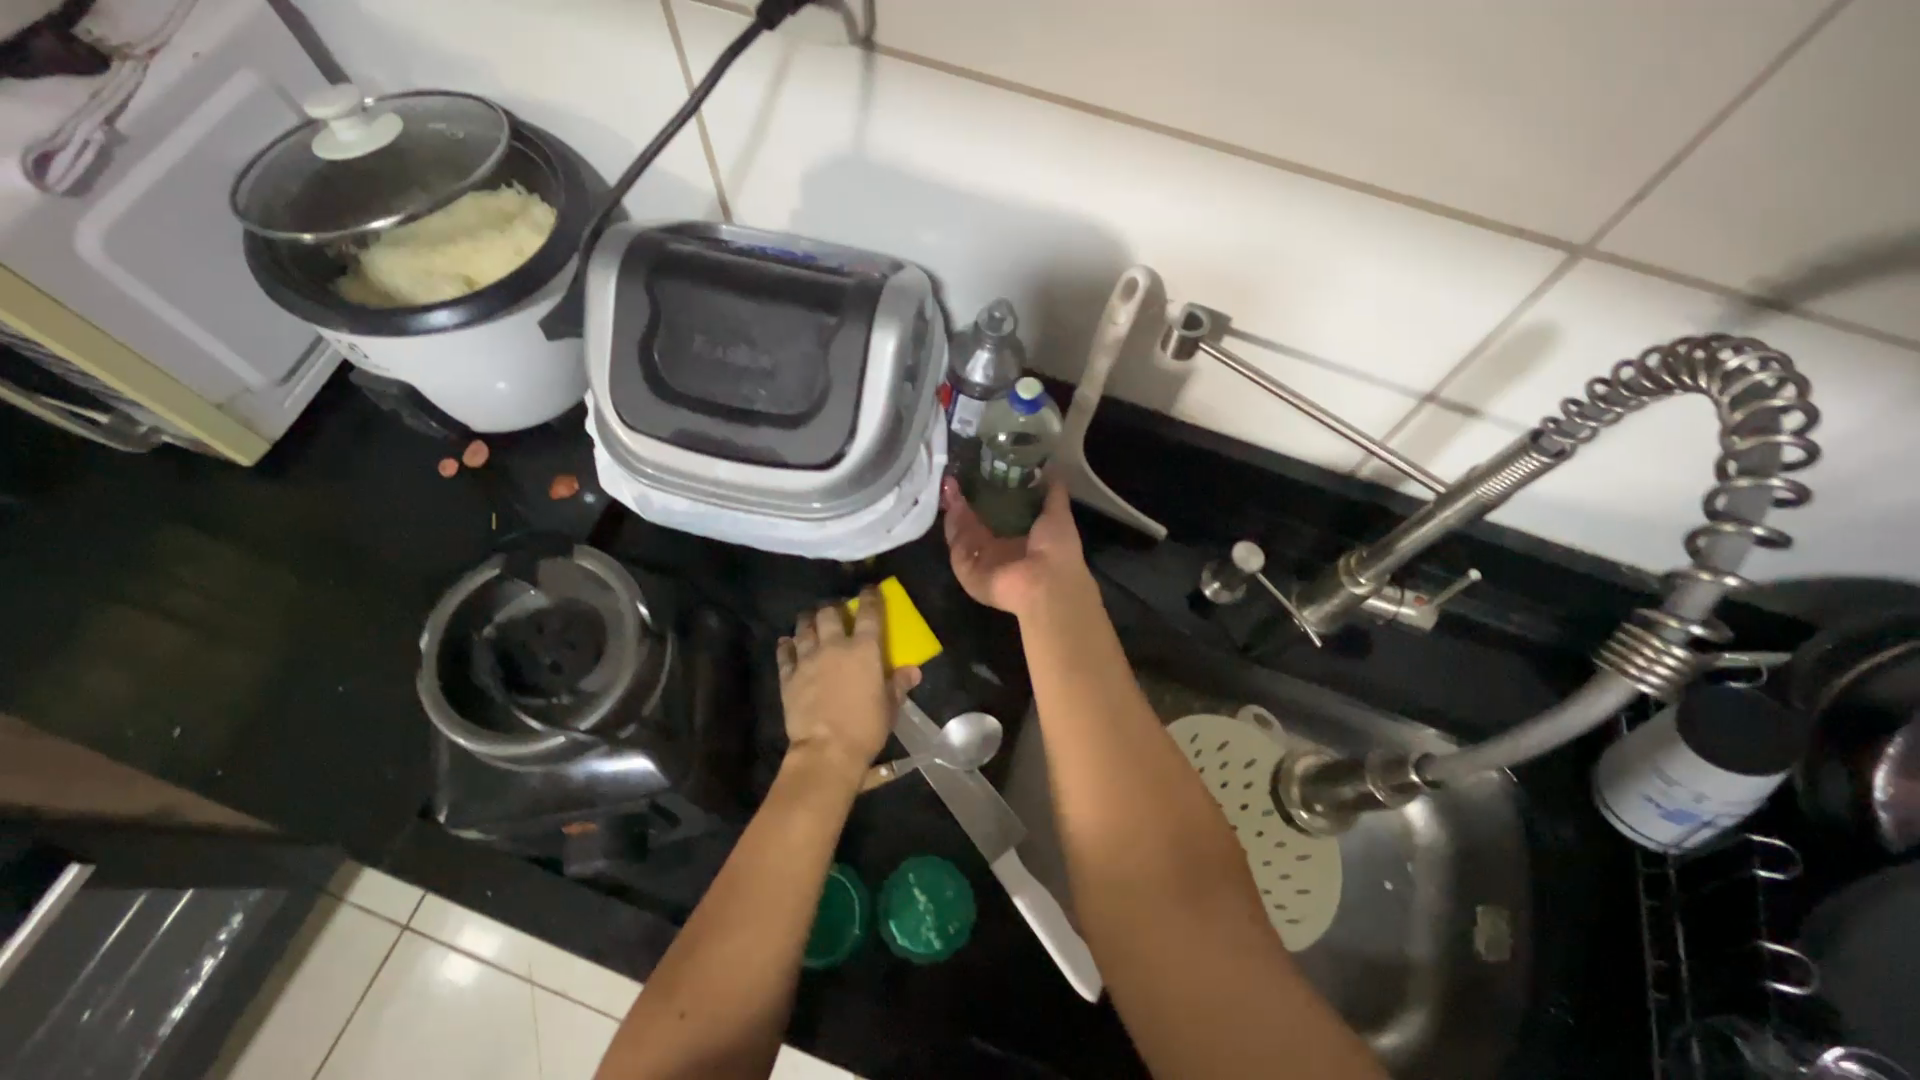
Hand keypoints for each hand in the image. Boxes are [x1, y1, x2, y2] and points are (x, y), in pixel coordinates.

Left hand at [776, 587, 919, 777]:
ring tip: (809, 618)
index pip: (869, 614)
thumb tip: (912, 671)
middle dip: (832, 607)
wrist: (826, 750)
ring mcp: (808, 660)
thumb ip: (898, 684)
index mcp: (864, 650)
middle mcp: (834, 647)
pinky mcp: (788, 677)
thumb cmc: (866, 728)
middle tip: (833, 609)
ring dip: (807, 620)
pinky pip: (785, 654)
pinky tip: (786, 642)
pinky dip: (786, 645)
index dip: (870, 598)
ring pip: (804, 629)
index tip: (869, 590)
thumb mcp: (890, 707)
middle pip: (829, 614)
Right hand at [942, 476, 1093, 619]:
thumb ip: (1052, 492)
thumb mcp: (1058, 513)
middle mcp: (998, 553)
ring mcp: (981, 562)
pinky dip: (953, 525)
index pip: (998, 518)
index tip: (979, 476)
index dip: (987, 498)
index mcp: (1020, 542)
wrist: (1046, 582)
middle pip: (974, 525)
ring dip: (956, 510)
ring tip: (950, 485)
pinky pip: (957, 546)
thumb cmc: (1057, 549)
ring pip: (962, 533)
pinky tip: (952, 502)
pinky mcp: (967, 570)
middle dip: (965, 502)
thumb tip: (1051, 465)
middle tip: (956, 479)